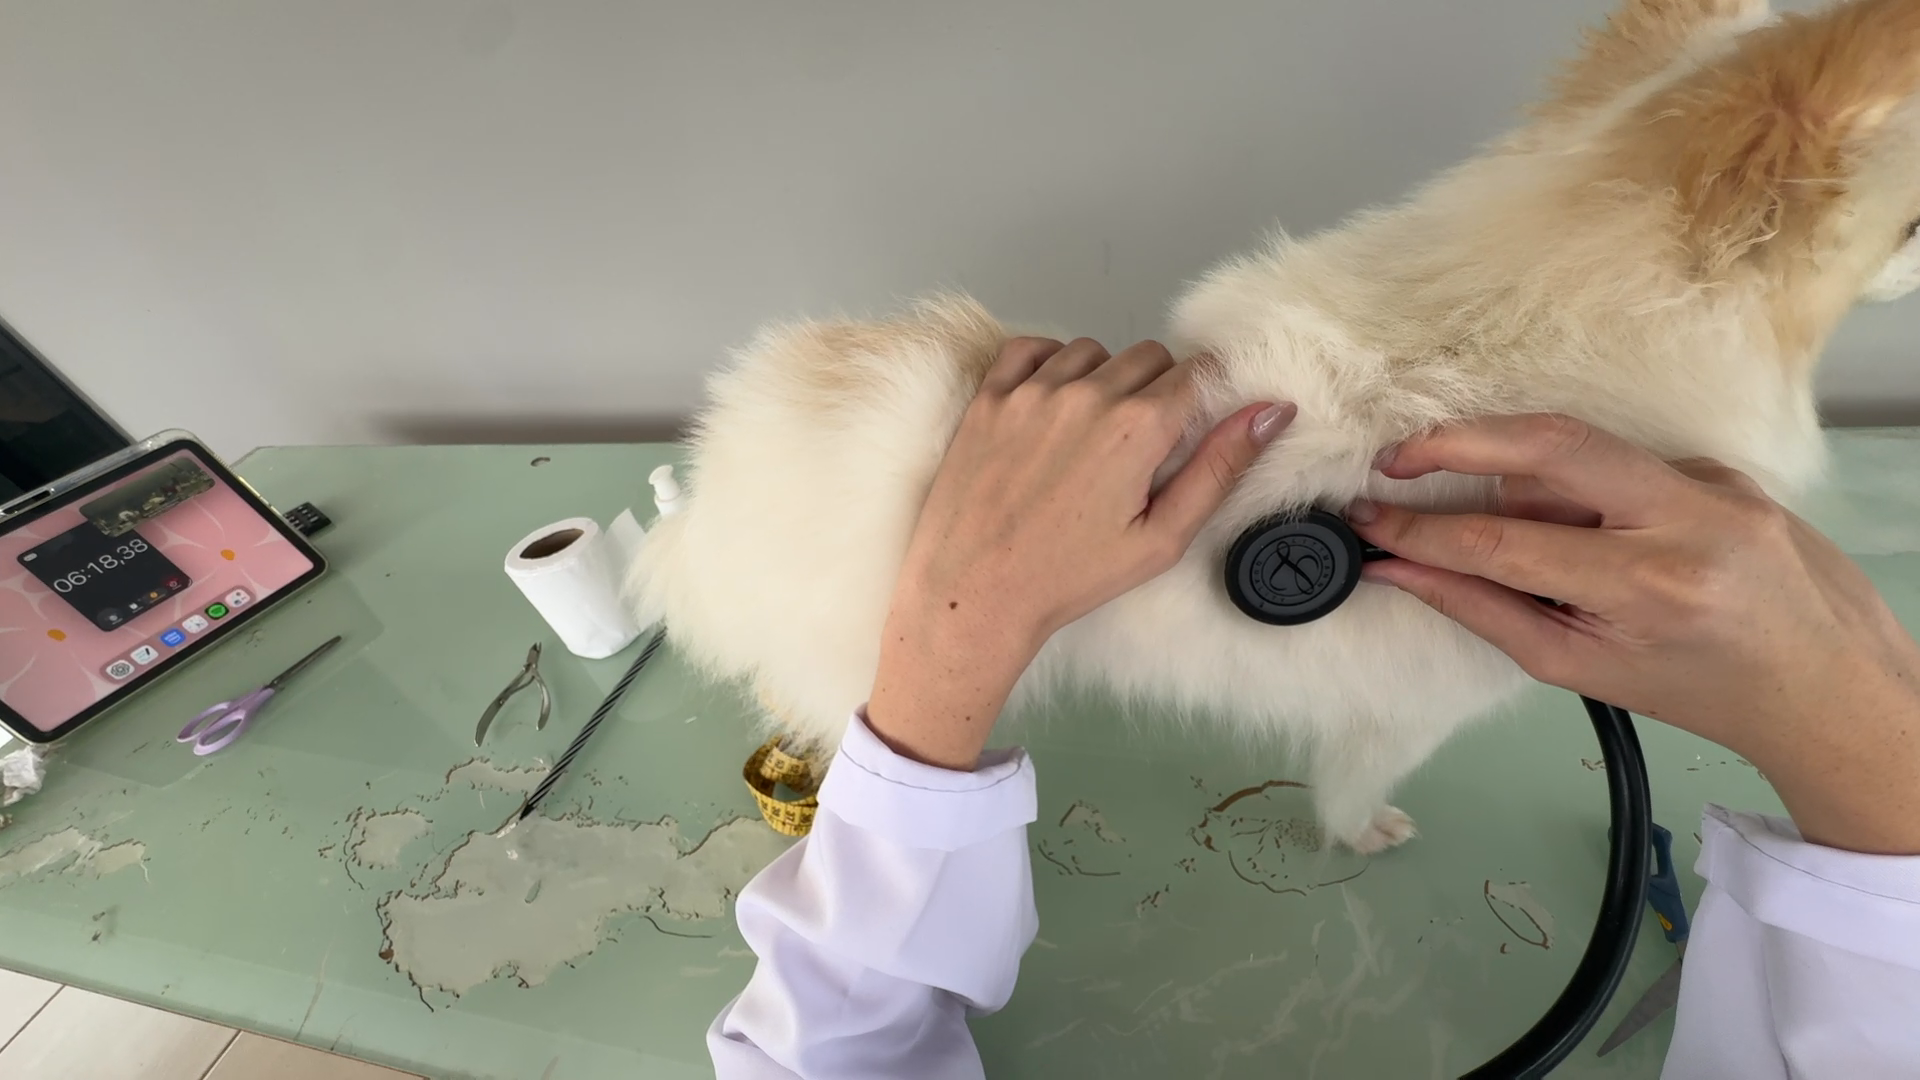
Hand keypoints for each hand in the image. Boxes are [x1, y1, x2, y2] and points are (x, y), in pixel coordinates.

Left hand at [866, 337, 1293, 769]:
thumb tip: (1271, 411)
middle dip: (1156, 389)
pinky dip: (1048, 362)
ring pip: (1090, 350)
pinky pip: (1029, 349)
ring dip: (1102, 377)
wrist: (973, 592)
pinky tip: (1051, 399)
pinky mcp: (988, 399)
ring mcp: (1030, 392)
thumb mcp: (1160, 538)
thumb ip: (1219, 468)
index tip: (1189, 421)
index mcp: (1137, 428)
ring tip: (1090, 430)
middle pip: (1147, 357)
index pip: (1195, 372)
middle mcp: (1084, 395)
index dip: (1201, 394)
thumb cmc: (1066, 577)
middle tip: (1139, 442)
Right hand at [1350, 414, 1919, 853]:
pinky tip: (1565, 531)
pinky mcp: (1718, 468)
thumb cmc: (1693, 690)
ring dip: (1505, 478)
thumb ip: (1474, 608)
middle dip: (1453, 442)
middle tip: (1392, 461)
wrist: (1838, 688)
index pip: (1499, 541)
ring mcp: (1712, 481)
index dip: (1416, 530)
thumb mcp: (1570, 664)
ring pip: (1573, 452)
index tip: (1363, 519)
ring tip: (1488, 525)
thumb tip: (1394, 569)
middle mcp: (1690, 516)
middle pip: (1548, 444)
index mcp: (1649, 586)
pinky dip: (1558, 490)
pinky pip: (1608, 464)